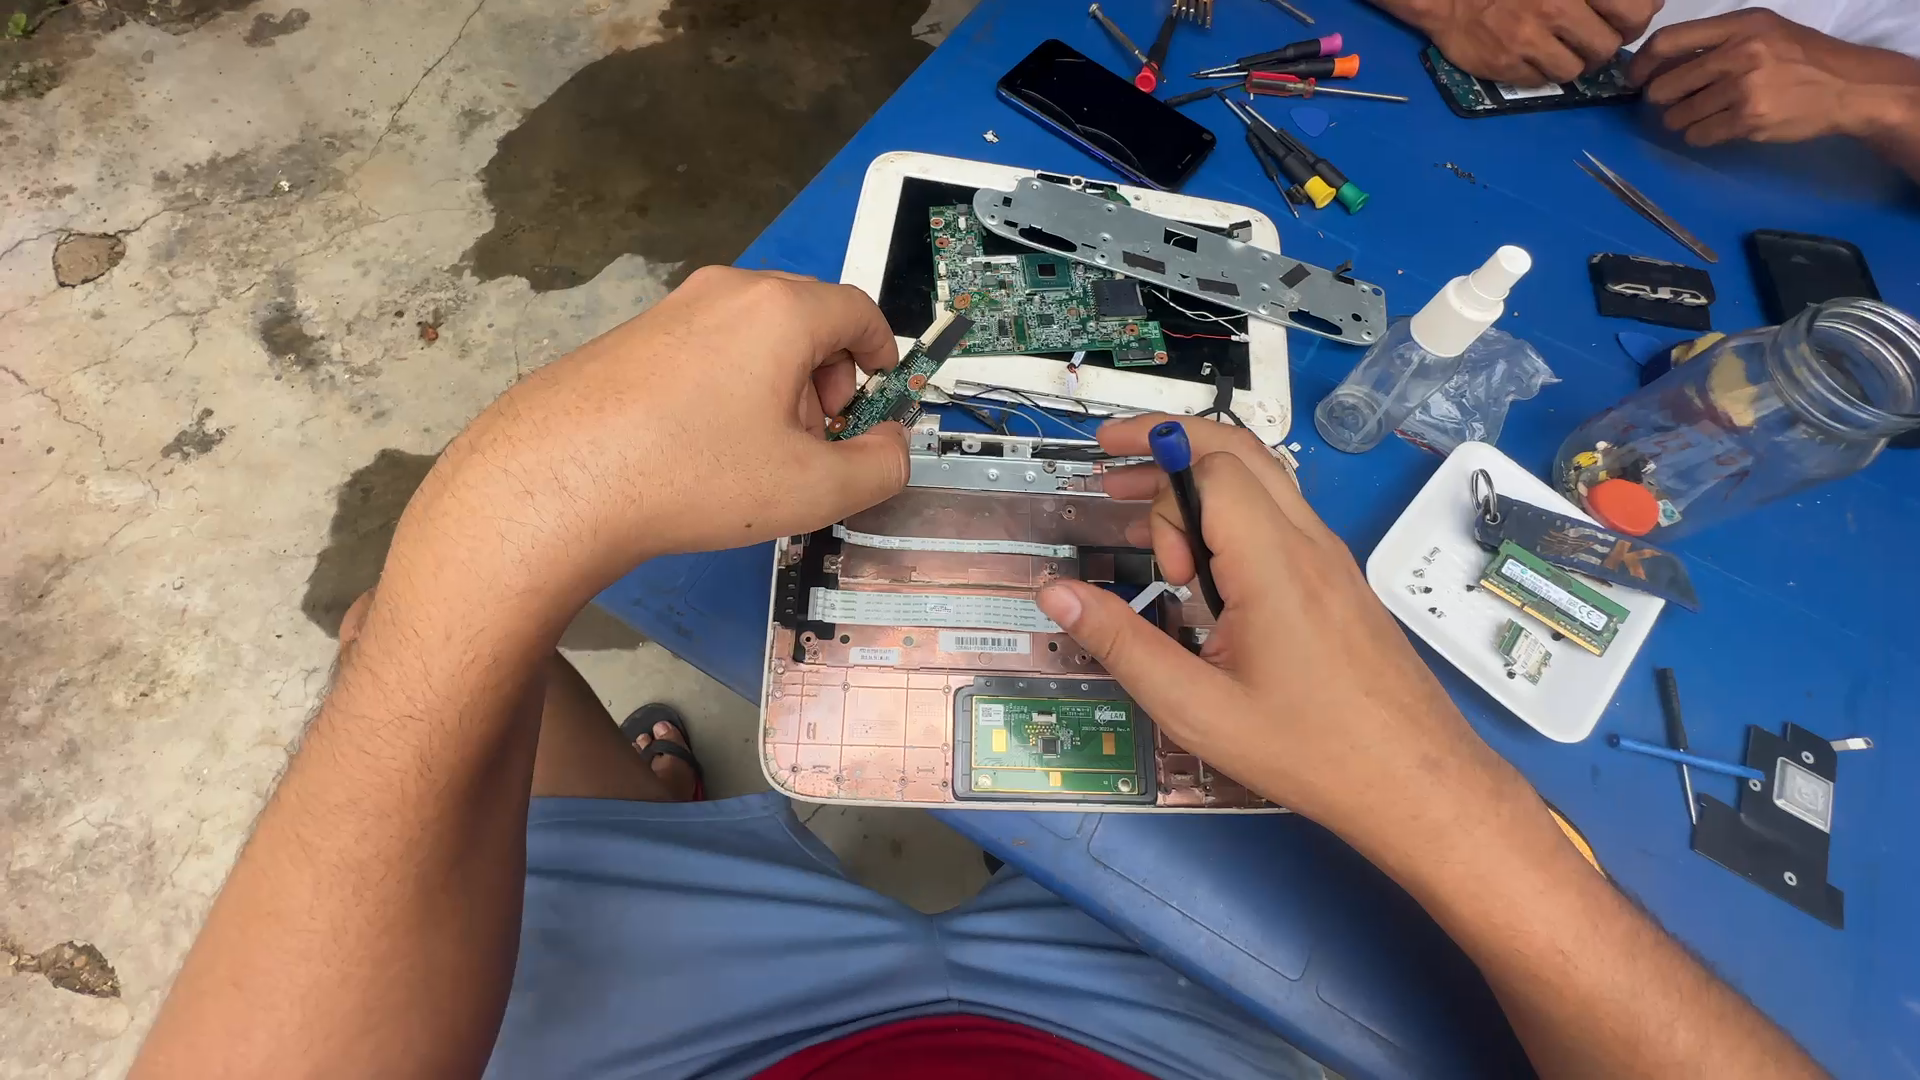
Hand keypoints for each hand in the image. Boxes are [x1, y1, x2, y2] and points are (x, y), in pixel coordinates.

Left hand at [398, 266, 909, 613]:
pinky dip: (733, 387)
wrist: (552, 484)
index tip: (878, 401)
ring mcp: (672, 308)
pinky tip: (702, 446)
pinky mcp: (633, 337)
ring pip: (759, 336)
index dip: (884, 355)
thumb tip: (892, 444)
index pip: (860, 310)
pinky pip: (711, 349)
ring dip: (782, 386)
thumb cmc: (698, 476)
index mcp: (780, 310)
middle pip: (810, 320)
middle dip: (831, 379)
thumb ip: (882, 467)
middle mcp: (727, 291)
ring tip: (757, 451)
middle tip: (813, 440)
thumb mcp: (815, 489)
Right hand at [1034, 417, 1518, 851]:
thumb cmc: (1306, 749)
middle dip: (1166, 445)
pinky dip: (1223, 517)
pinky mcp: (1334, 579)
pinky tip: (1196, 568)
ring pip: (1257, 481)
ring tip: (1140, 521)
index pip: (1214, 468)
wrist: (1419, 786)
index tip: (1125, 517)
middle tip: (1107, 464)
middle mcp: (1307, 543)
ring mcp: (1328, 557)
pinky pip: (1273, 518)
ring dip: (1194, 485)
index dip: (1159, 481)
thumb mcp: (1194, 706)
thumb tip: (1055, 593)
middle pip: (1237, 451)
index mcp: (1273, 563)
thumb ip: (1120, 642)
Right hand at [1411, 0, 1661, 85]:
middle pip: (1606, 47)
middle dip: (1604, 48)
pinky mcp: (1504, 65)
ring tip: (1563, 55)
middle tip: (1593, 44)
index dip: (1636, 22)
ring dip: (1574, 65)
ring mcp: (1529, 41)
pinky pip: (1539, 81)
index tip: (1624, 22)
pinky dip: (1542, 75)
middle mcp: (1560, 10)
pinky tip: (1533, 61)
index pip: (1635, 11)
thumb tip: (1651, 3)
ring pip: (1574, 69)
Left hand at [1630, 10, 1893, 145]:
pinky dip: (1705, 135)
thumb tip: (1649, 71)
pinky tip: (1732, 124)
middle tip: (1691, 100)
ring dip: (1688, 121)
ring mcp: (1745, 85)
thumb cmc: (1799, 62)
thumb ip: (1709, 49)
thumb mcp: (1760, 37)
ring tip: (1721, 110)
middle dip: (1667, 101)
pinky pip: (1694, 136)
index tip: (1634, 81)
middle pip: (1660, 89)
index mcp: (1742, 25)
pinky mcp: (1747, 117)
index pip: (1666, 41)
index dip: (1639, 66)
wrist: (1853, 86)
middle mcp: (1742, 51)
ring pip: (1674, 118)